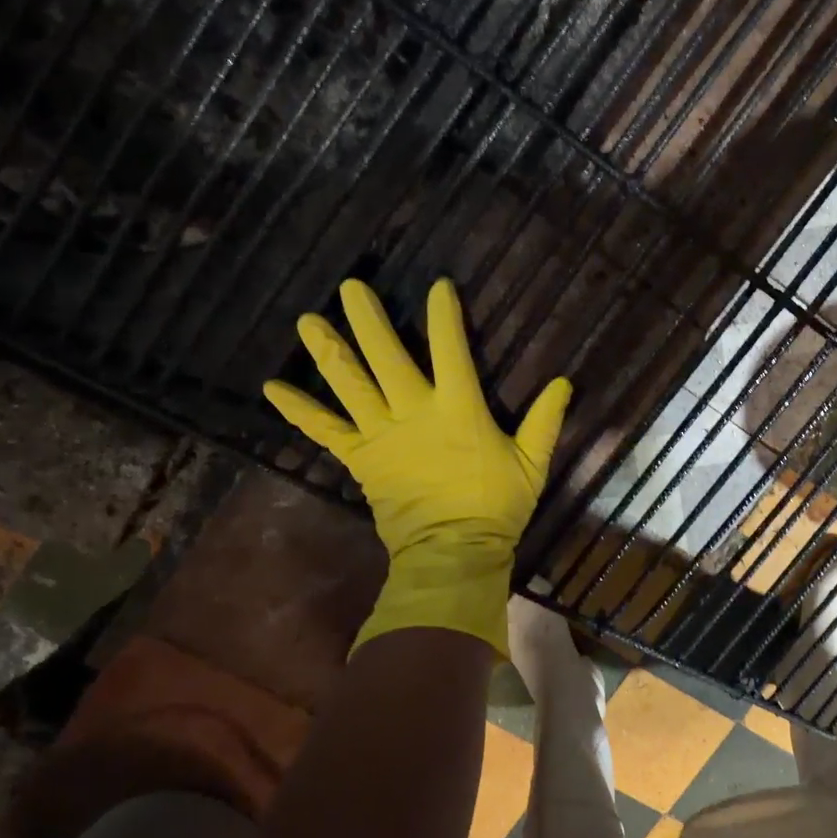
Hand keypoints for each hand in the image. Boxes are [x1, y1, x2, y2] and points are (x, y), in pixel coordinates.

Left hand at [264, 278, 571, 657]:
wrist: (453, 551)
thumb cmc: (497, 506)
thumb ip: (545, 421)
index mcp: (458, 409)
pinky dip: (300, 410)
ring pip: (350, 385)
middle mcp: (414, 413)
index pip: (451, 350)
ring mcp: (381, 435)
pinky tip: (273, 388)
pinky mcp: (360, 459)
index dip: (444, 316)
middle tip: (351, 286)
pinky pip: (325, 431)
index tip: (438, 285)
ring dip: (328, 350)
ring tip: (306, 320)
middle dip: (368, 319)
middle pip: (386, 357)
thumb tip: (563, 382)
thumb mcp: (533, 463)